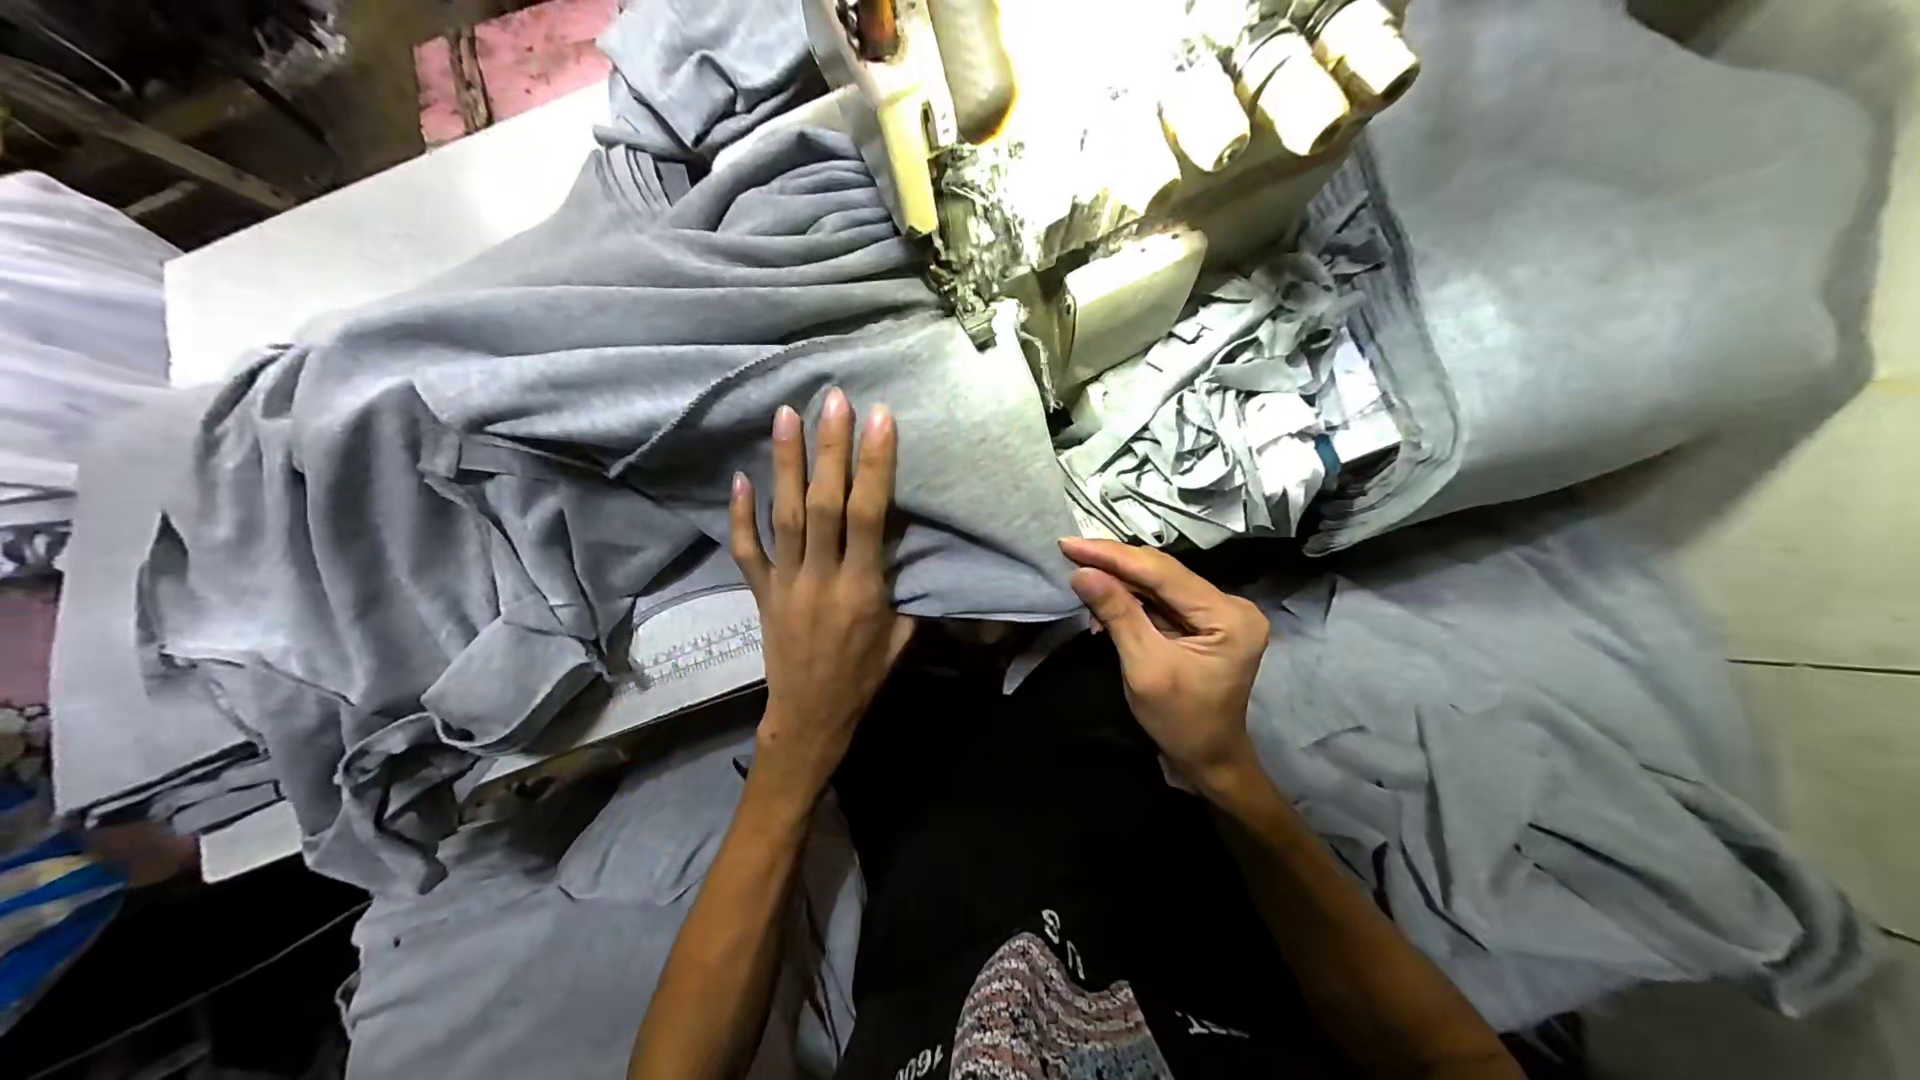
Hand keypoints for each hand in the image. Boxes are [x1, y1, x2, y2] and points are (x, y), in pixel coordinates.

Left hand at [730, 390, 915, 814]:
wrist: (809, 716)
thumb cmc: (863, 677)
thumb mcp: (901, 637)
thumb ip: (908, 591)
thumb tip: (915, 547)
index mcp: (862, 588)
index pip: (870, 516)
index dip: (875, 466)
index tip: (880, 419)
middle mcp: (821, 578)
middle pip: (823, 504)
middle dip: (831, 449)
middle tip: (833, 399)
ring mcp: (784, 583)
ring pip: (783, 516)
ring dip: (785, 463)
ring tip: (787, 414)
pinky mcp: (760, 593)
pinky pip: (746, 549)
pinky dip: (740, 514)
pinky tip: (739, 477)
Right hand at [1058, 537, 1270, 794]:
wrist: (1208, 758)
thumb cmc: (1180, 721)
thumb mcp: (1144, 667)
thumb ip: (1117, 614)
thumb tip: (1082, 572)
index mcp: (1229, 616)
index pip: (1163, 573)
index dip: (1114, 556)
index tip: (1071, 544)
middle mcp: (1231, 604)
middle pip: (1162, 573)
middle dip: (1114, 563)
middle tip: (1069, 551)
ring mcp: (1219, 611)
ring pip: (1159, 583)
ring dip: (1119, 579)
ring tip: (1079, 570)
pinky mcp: (1204, 620)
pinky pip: (1161, 599)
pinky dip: (1130, 597)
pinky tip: (1103, 596)